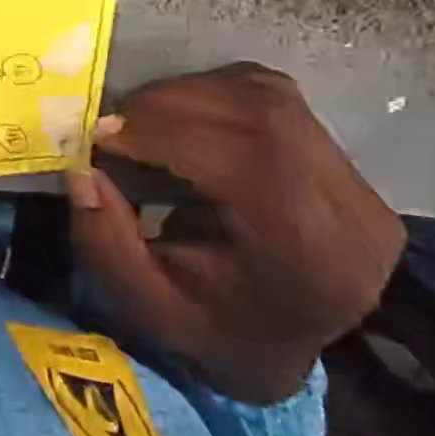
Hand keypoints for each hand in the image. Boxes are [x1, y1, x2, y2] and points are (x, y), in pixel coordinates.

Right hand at [66, 63, 405, 404]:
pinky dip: (210, 91)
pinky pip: (268, 93)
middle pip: (263, 116)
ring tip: (138, 119)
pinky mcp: (335, 154)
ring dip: (187, 94)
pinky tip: (177, 117)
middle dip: (170, 105)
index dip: (170, 134)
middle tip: (111, 122)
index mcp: (312, 260)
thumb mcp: (145, 304)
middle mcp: (350, 211)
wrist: (278, 343)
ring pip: (266, 94)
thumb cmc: (210, 328)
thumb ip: (106, 242)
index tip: (103, 135)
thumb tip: (81, 172)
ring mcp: (352, 178)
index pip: (252, 163)